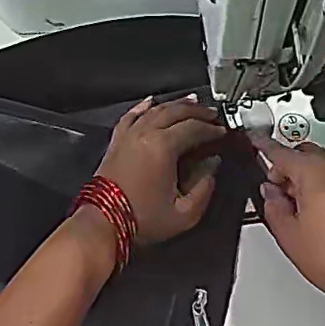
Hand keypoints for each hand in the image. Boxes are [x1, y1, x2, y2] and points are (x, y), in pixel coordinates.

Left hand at [93, 96, 225, 246]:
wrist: (103, 223)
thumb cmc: (140, 219)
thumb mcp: (184, 213)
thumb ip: (204, 188)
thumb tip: (211, 167)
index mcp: (163, 147)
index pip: (193, 128)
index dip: (211, 128)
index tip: (221, 132)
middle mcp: (144, 134)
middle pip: (175, 111)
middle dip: (197, 111)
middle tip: (211, 114)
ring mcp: (128, 136)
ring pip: (154, 110)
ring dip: (174, 105)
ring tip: (189, 103)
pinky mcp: (116, 142)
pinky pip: (131, 116)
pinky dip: (143, 107)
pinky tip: (150, 102)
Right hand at [254, 134, 324, 313]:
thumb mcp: (288, 234)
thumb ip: (273, 206)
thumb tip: (271, 194)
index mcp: (315, 174)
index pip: (282, 152)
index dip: (264, 147)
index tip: (256, 143)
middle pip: (306, 153)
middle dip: (287, 165)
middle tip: (274, 186)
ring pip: (323, 167)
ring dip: (305, 178)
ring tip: (294, 208)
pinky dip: (322, 189)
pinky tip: (315, 217)